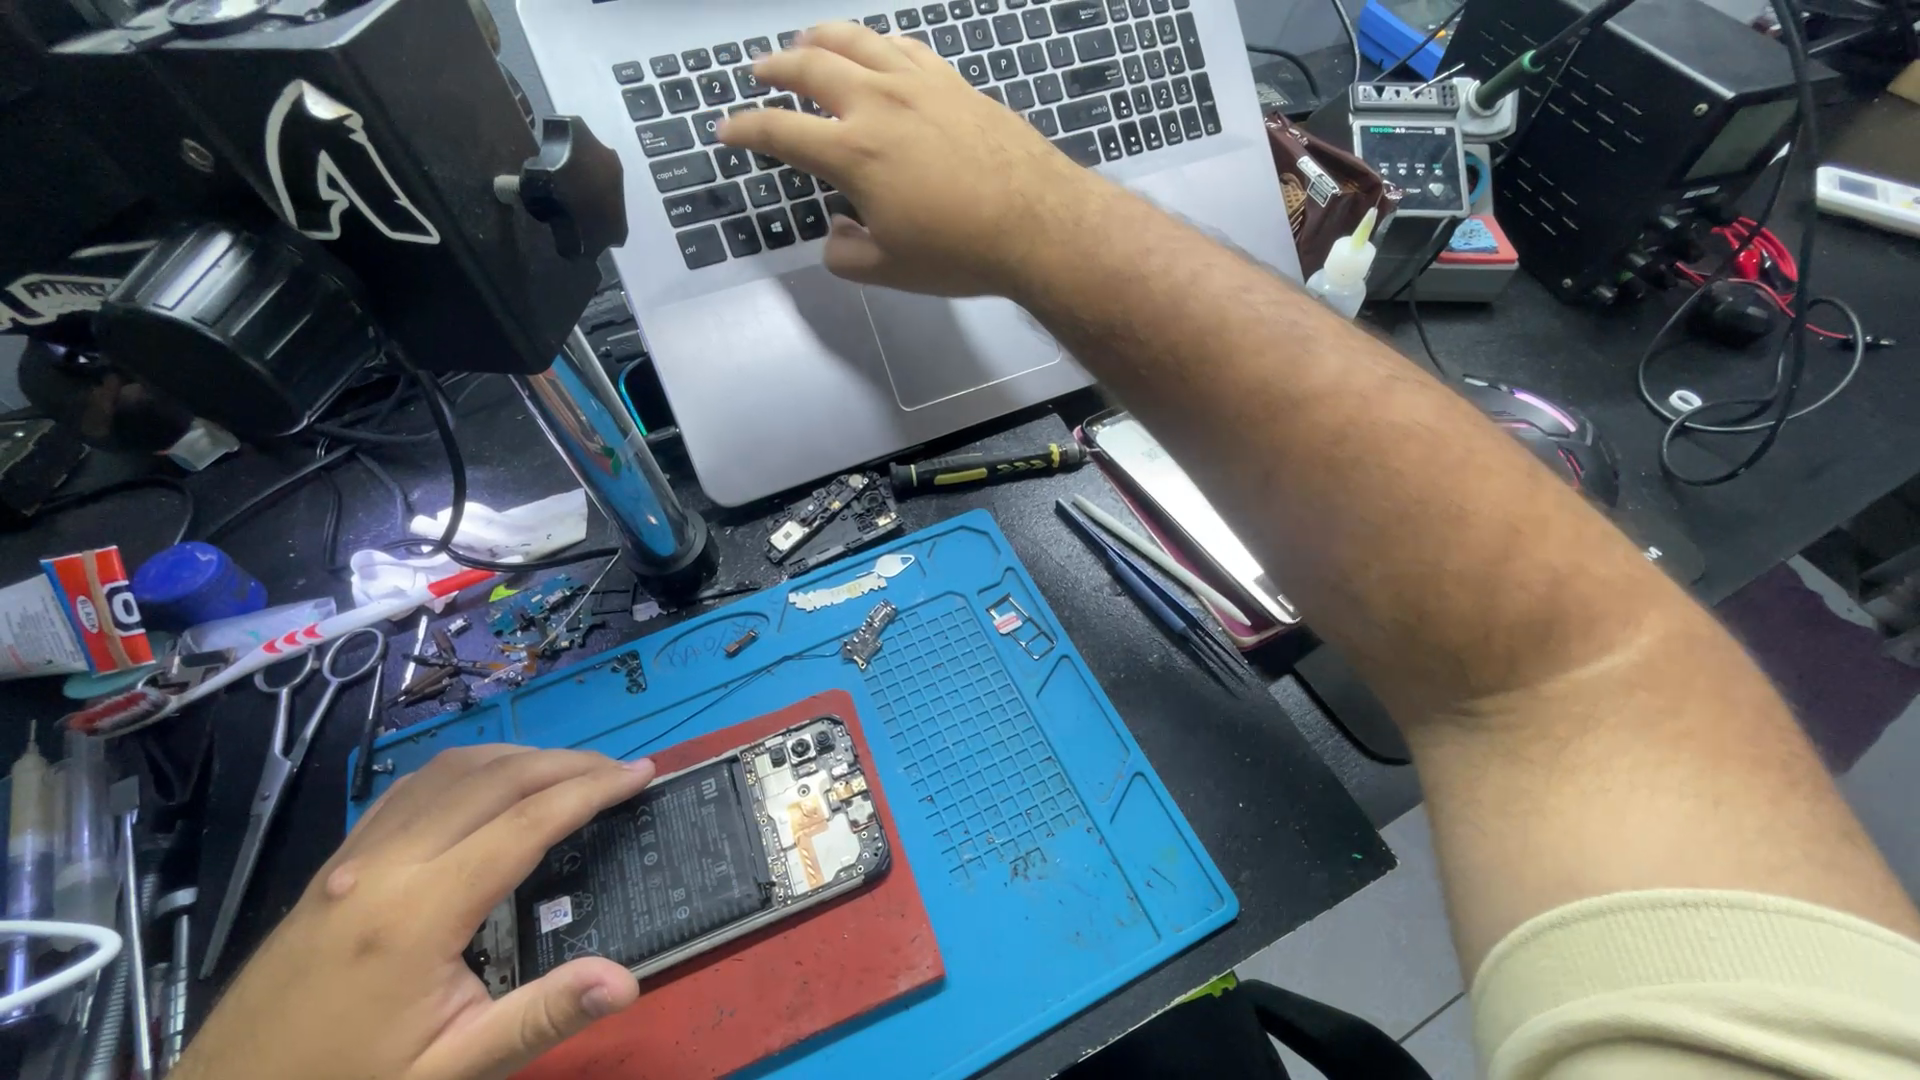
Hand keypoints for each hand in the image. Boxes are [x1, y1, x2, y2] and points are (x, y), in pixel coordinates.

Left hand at [173, 746, 657, 1079]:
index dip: (593, 790)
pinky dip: (469, 767)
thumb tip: (627, 980)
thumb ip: (539, 1019)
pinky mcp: (335, 860)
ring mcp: (353, 855)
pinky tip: (491, 780)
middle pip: (495, 779)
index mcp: (418, 913)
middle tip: (621, 769)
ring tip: (571, 770)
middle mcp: (385, 864)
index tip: (643, 773)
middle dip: (569, 763)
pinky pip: (412, 786)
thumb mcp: (449, 1073)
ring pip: (452, 770)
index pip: (528, 823)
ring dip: (522, 757)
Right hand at [721, 21, 1120, 295]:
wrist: (1036, 224)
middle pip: (812, 66)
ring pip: (858, 41)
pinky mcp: (954, 81)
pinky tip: (878, 51)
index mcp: (852, 152)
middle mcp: (878, 103)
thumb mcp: (890, 270)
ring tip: (808, 42)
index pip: (781, 131)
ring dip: (823, 38)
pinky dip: (879, 44)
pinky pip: (905, 47)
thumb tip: (836, 235)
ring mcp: (919, 84)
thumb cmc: (958, 253)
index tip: (726, 130)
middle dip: (777, 67)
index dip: (746, 129)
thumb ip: (847, 253)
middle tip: (761, 72)